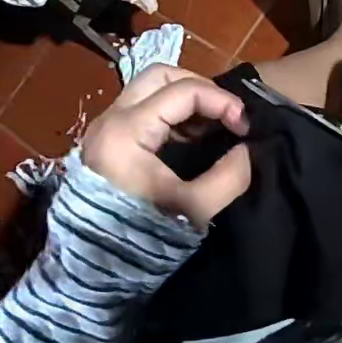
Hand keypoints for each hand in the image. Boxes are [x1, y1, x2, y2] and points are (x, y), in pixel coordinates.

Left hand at [80, 65, 252, 226]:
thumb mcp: (194, 208)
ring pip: (148, 89)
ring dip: (185, 98)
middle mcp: (110, 119)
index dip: (222, 101)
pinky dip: (170, 112)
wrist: (94, 267)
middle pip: (159, 75)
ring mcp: (105, 128)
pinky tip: (191, 137)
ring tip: (212, 125)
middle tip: (226, 113)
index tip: (245, 126)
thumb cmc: (142, 234)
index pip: (184, 91)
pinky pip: (141, 109)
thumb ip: (229, 175)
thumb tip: (247, 150)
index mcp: (127, 130)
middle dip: (200, 87)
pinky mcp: (107, 142)